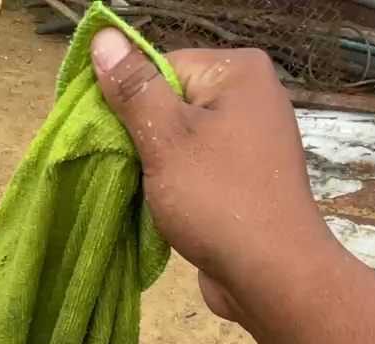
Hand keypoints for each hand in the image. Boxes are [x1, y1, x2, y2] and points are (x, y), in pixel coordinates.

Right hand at [89, 30, 342, 322]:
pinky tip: (165, 212)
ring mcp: (250, 144)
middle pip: (171, 104)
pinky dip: (175, 190)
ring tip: (146, 196)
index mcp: (238, 72)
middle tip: (124, 172)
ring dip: (155, 170)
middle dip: (142, 140)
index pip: (162, 66)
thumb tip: (104, 39)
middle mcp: (251, 99)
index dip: (129, 102)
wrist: (270, 273)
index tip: (108, 140)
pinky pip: (197, 173)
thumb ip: (134, 90)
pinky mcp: (244, 183)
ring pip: (182, 144)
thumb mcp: (166, 140)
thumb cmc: (219, 201)